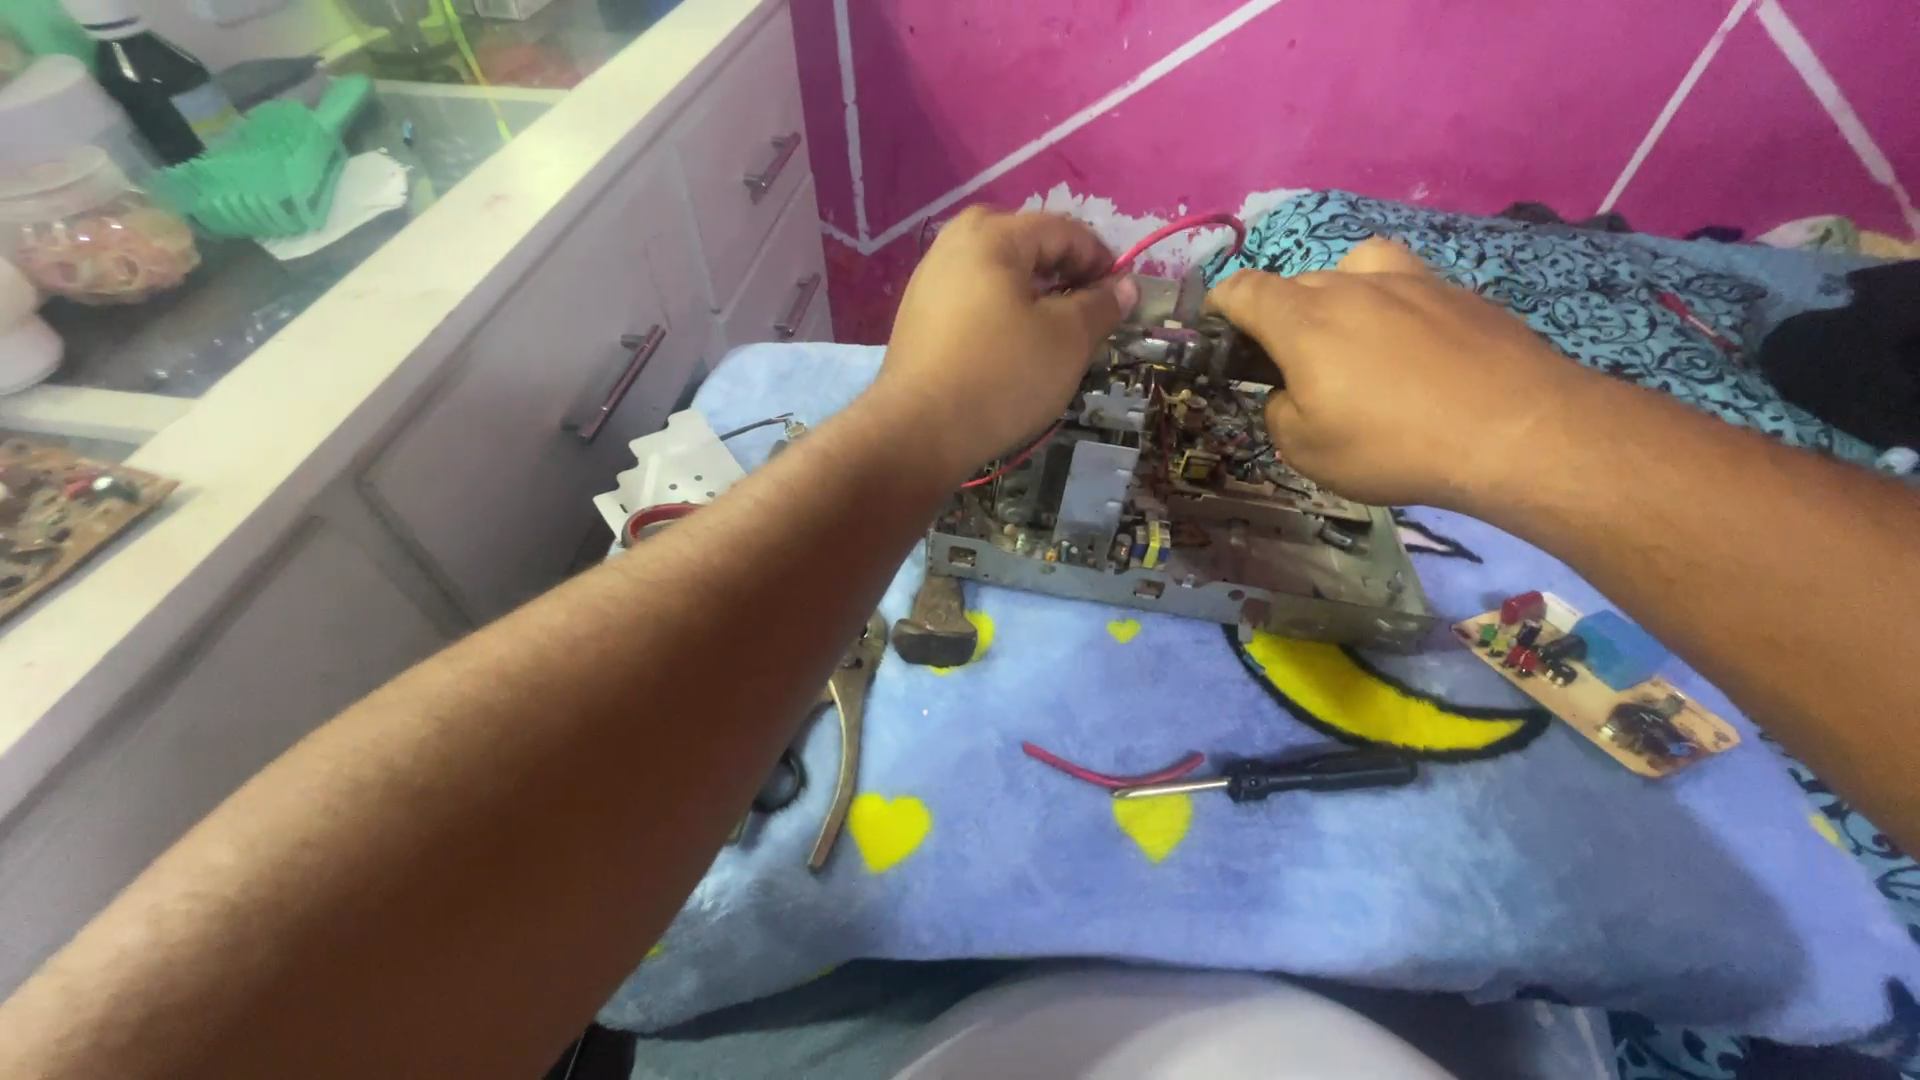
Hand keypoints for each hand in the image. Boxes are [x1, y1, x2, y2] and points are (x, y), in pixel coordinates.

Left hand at [872, 208, 1137, 478]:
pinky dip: (998, 313)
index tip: (1119, 295)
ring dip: (1030, 294)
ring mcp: (928, 281)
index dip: (1100, 259)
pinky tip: (1008, 349)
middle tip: (1083, 310)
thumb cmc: (1002, 376)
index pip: (1063, 229)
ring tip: (1050, 333)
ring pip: (995, 274)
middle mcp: (953, 243)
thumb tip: (1125, 286)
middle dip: (1061, 272)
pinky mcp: (916, 318)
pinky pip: (970, 301)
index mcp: (993, 235)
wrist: (919, 431)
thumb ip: (1101, 305)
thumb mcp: (1068, 340)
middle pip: (1025, 244)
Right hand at [1207, 238, 1592, 509]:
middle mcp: (1350, 287)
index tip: (1217, 325)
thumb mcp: (1306, 450)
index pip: (1243, 289)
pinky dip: (1391, 304)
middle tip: (1292, 362)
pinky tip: (1412, 345)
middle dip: (1280, 314)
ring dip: (1337, 295)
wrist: (1515, 431)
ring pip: (1353, 270)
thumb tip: (1288, 393)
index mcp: (1303, 322)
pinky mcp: (1458, 293)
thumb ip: (1278, 412)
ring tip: (1352, 335)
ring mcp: (1410, 282)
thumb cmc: (1391, 445)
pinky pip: (1405, 284)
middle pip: (1296, 282)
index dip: (1221, 303)